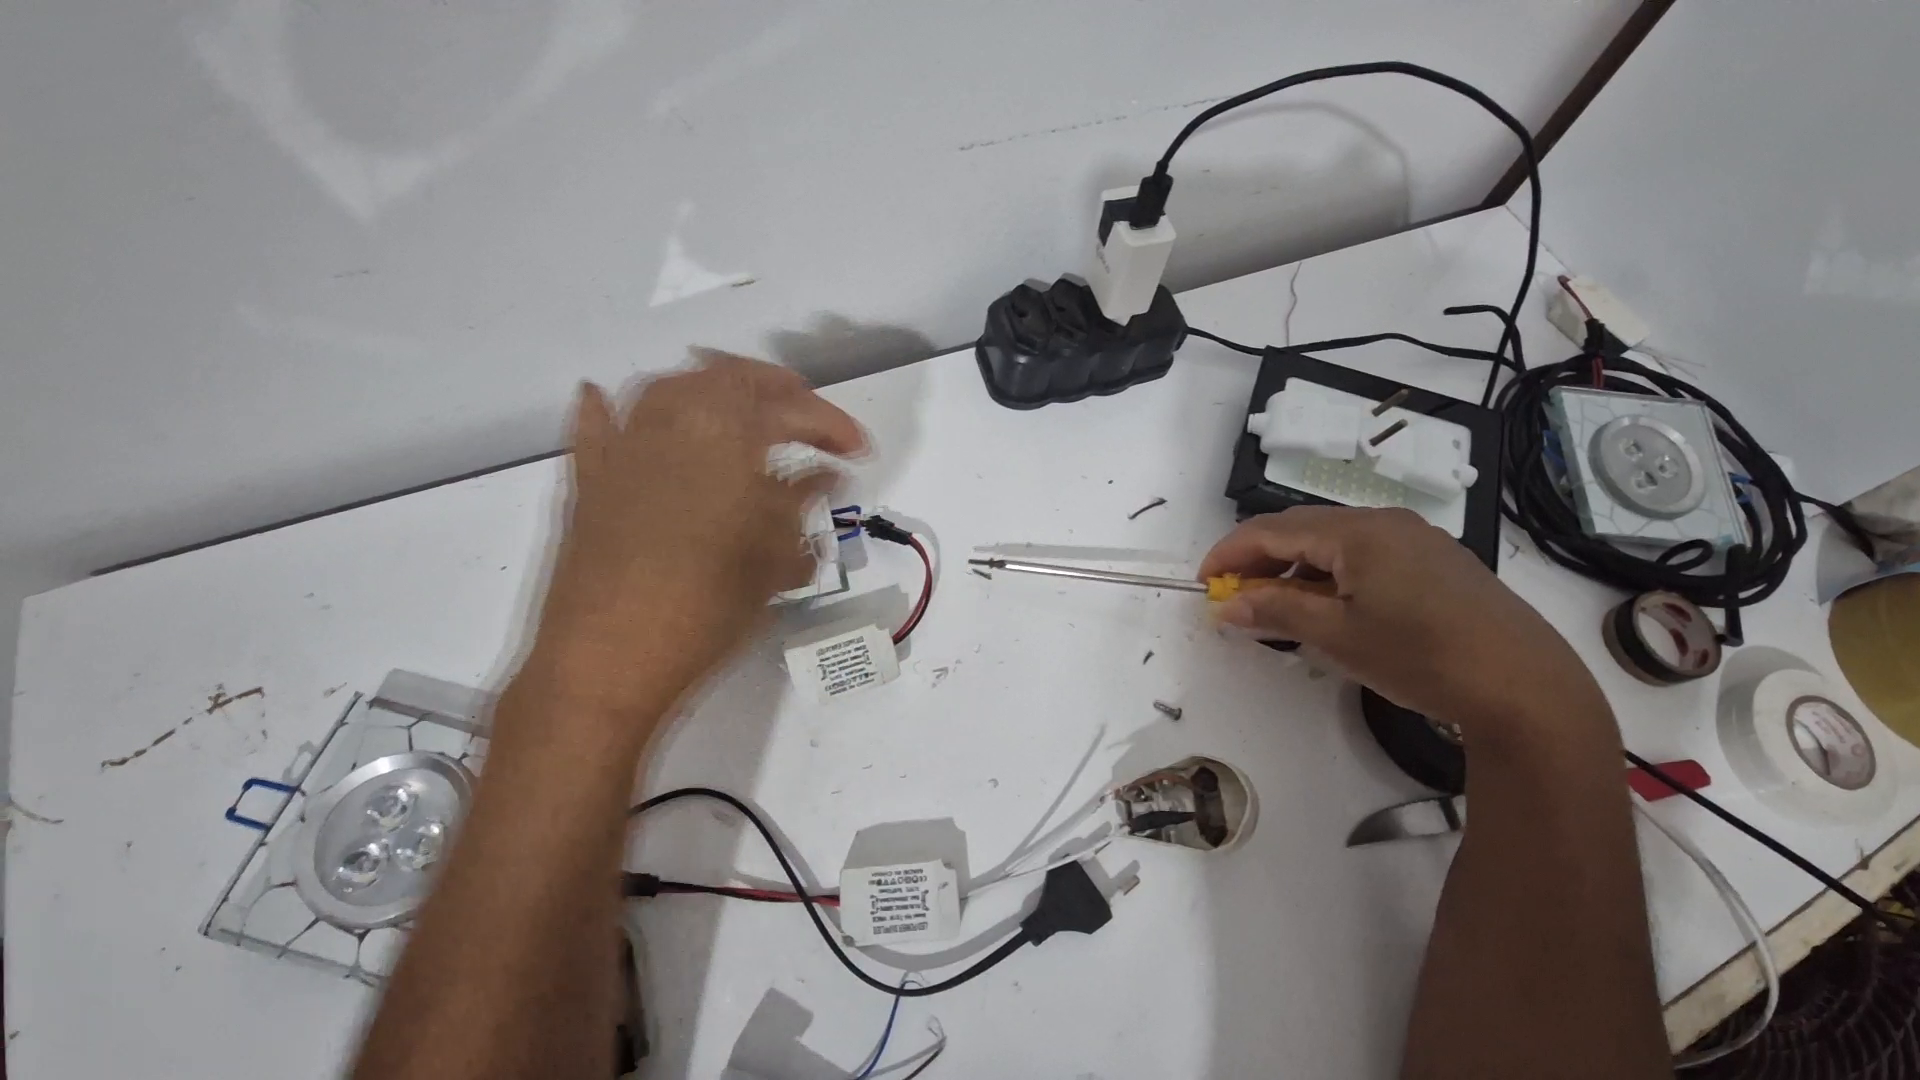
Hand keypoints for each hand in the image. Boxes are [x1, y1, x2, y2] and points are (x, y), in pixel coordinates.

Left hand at [526, 352, 867, 721]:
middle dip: (774, 388)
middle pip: (727, 378)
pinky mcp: (588, 478)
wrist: (606, 660)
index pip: (789, 411)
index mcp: (726, 445)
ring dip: (710, 386)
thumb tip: (825, 474)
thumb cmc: (703, 614)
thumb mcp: (769, 563)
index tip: (859, 450)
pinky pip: (599, 424)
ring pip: (667, 387)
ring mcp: (623, 449)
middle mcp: (672, 428)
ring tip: (739, 407)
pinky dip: (612, 406)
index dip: (831, 423)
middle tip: (806, 414)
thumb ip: (797, 507)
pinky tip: (614, 398)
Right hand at [1200, 506, 1608, 735]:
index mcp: (1358, 532)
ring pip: (1336, 540)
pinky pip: (1367, 554)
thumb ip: (1277, 612)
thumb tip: (1227, 605)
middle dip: (1261, 558)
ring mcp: (1417, 538)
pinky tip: (1331, 605)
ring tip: (1278, 605)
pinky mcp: (1438, 560)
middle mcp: (1386, 521)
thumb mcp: (1338, 637)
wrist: (1525, 685)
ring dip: (1296, 566)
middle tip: (1235, 594)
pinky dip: (1332, 572)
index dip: (1231, 552)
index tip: (1204, 583)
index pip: (1273, 529)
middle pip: (1304, 527)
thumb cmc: (1421, 657)